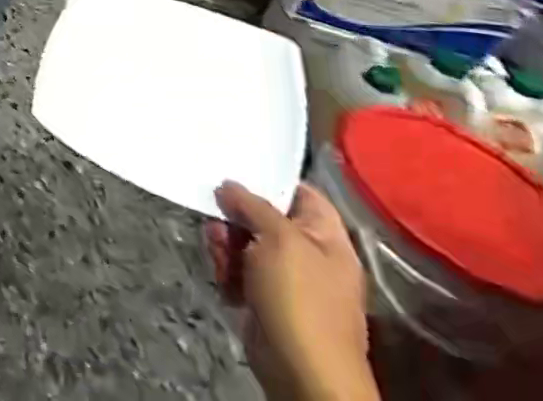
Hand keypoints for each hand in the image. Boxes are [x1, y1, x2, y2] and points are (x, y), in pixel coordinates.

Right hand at [204, 181, 378, 400]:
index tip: (235, 168)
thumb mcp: (280, 239)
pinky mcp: (263, 300)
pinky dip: (226, 270)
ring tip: (218, 251)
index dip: (270, 180)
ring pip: (245, 244)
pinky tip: (222, 277)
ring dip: (225, 243)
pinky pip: (238, 271)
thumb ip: (253, 205)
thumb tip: (228, 185)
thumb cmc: (300, 298)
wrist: (302, 372)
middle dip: (236, 215)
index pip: (300, 193)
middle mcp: (307, 255)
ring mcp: (285, 280)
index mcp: (325, 237)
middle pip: (264, 218)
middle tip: (216, 215)